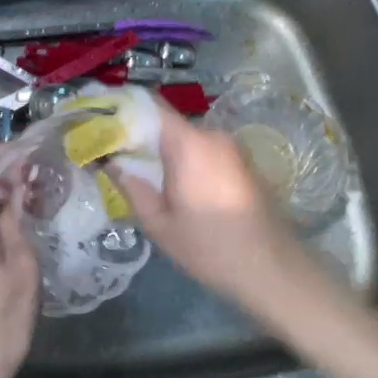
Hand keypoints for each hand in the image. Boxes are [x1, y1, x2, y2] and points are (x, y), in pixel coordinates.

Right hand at [112, 106, 311, 306]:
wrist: (275, 271)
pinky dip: (188, 161)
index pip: (150, 105)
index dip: (124, 110)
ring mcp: (233, 147)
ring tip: (146, 177)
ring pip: (187, 139)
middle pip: (168, 123)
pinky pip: (206, 151)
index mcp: (189, 143)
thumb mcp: (159, 223)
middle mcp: (212, 135)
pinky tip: (179, 189)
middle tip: (119, 159)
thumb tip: (110, 161)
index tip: (103, 124)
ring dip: (166, 152)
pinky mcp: (244, 162)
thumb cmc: (210, 248)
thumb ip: (131, 186)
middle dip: (142, 137)